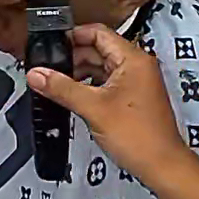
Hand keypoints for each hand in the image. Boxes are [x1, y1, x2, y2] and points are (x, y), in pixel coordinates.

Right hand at [27, 25, 189, 181]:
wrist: (161, 165)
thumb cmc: (138, 136)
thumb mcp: (93, 108)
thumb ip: (62, 88)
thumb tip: (37, 74)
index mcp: (133, 58)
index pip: (99, 33)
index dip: (73, 36)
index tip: (51, 45)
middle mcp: (137, 65)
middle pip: (99, 49)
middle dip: (73, 57)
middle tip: (48, 68)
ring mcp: (137, 81)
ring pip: (103, 67)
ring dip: (81, 73)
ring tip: (56, 83)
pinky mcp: (134, 96)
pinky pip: (108, 82)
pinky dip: (91, 86)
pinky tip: (74, 96)